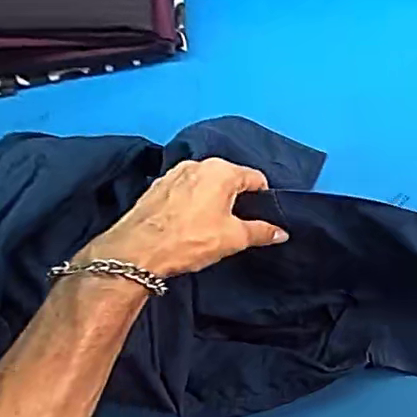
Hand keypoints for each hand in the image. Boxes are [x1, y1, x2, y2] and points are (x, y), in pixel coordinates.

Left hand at [74, 159, 288, 278]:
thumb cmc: (189, 240)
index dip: (263, 199)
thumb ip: (262, 232)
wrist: (135, 251)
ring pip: (205, 184)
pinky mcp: (155, 187)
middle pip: (229, 178)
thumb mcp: (235, 238)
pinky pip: (185, 191)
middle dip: (236, 198)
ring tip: (212, 225)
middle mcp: (197, 165)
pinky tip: (189, 224)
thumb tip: (281, 232)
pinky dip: (192, 202)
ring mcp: (173, 174)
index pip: (255, 178)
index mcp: (222, 171)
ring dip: (213, 200)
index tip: (261, 217)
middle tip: (238, 224)